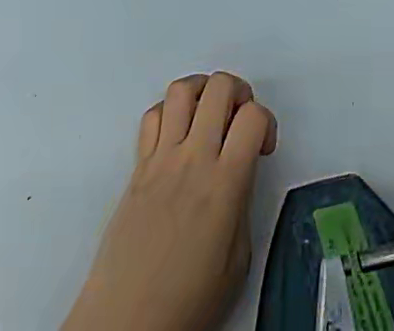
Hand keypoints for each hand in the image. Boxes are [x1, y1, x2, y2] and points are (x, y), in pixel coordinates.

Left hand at [61, 73, 277, 330]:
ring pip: (182, 89)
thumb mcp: (238, 260)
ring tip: (210, 111)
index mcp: (225, 184)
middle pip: (219, 87)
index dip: (267, 121)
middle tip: (240, 117)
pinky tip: (178, 131)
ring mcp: (161, 159)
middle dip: (238, 91)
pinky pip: (152, 115)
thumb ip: (243, 204)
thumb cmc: (185, 301)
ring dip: (203, 90)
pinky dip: (169, 110)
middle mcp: (193, 160)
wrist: (126, 319)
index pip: (253, 116)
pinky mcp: (137, 167)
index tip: (262, 145)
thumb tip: (241, 175)